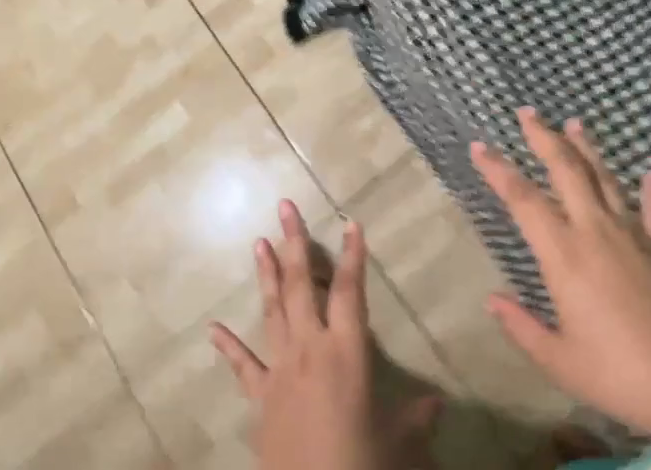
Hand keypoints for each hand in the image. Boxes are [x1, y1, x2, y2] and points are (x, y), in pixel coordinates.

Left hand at [211, 201, 441, 469]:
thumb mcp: (399, 441)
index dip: (353, 256)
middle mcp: (309, 349)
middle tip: (284, 206)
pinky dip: (228, 347)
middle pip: (300, 286)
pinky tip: (213, 328)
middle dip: (293, 243)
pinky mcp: (260, 399)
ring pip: (272, 312)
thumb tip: (438, 403)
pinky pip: (243, 367)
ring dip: (265, 274)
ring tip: (259, 240)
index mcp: (346, 352)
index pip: (349, 292)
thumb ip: (416, 417)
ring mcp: (279, 371)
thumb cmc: (361, 462)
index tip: (350, 222)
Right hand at [470, 108, 650, 439]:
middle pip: (566, 172)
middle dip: (545, 138)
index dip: (498, 170)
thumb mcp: (558, 359)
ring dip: (589, 150)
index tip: (480, 146)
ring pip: (606, 180)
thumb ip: (522, 326)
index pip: (523, 200)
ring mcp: (633, 238)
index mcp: (563, 255)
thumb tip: (492, 300)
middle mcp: (596, 232)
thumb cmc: (619, 374)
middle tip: (528, 112)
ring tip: (576, 123)